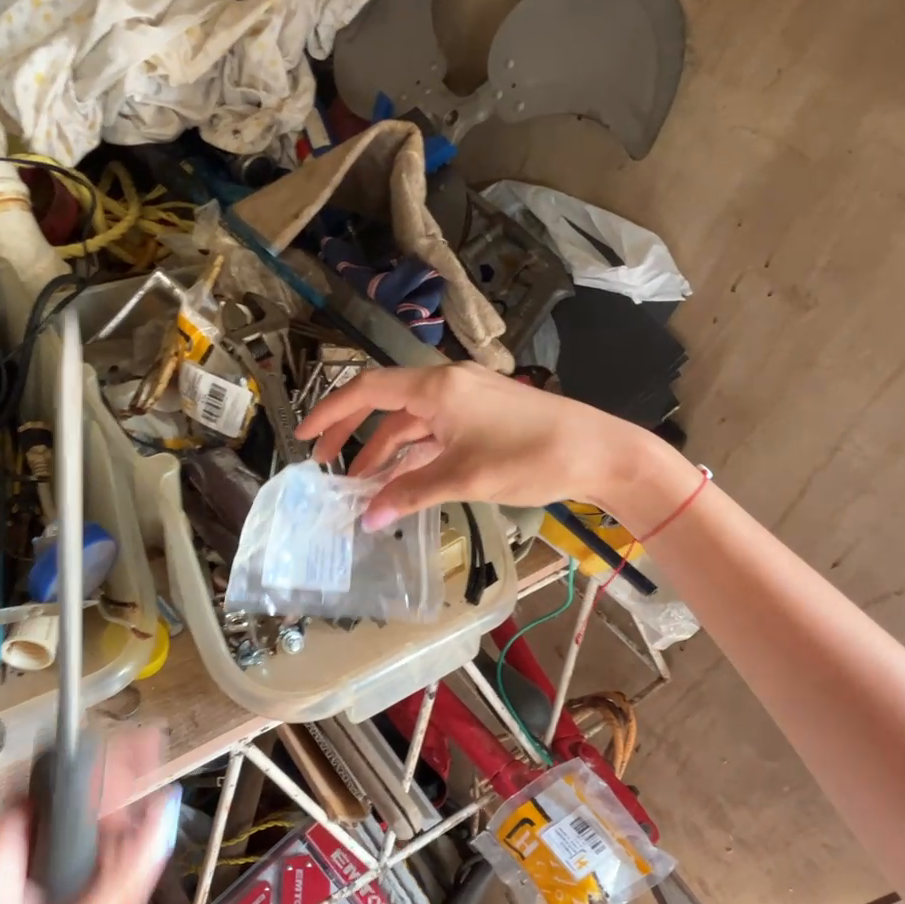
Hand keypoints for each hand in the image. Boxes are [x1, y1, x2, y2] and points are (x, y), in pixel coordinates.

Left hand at [0, 728, 177, 903]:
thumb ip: (113, 889)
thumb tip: (157, 820)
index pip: (29, 798)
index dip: (77, 767)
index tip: (122, 747)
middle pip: (53, 813)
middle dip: (104, 782)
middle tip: (148, 754)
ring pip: (67, 842)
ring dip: (112, 815)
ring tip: (151, 788)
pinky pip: (77, 874)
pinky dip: (109, 855)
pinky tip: (138, 843)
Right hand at [295, 363, 690, 531]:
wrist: (601, 452)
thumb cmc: (531, 457)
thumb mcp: (463, 478)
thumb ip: (410, 494)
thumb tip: (367, 519)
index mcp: (436, 387)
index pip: (366, 390)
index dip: (329, 412)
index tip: (303, 437)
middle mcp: (447, 384)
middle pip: (383, 404)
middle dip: (350, 433)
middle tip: (323, 464)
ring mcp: (466, 398)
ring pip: (410, 422)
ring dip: (383, 450)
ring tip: (360, 486)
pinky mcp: (483, 415)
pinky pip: (434, 430)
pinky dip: (414, 454)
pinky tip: (401, 480)